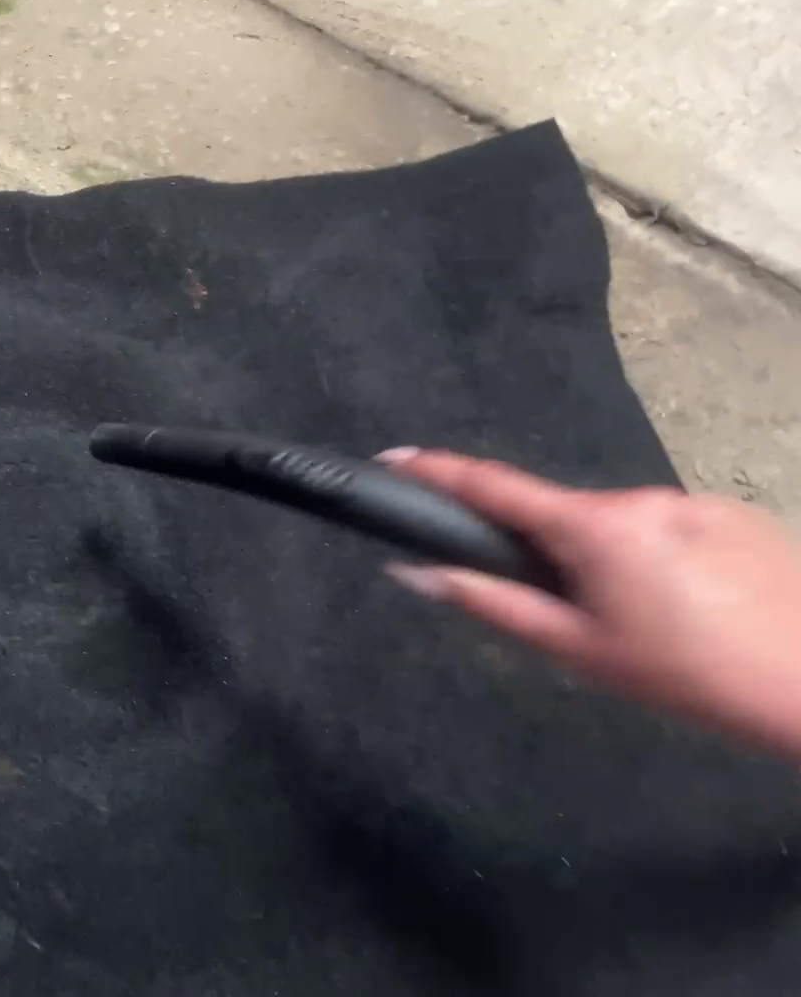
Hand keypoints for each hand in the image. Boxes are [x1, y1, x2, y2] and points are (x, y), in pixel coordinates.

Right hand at [379, 448, 800, 754]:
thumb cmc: (690, 675)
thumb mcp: (573, 648)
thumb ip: (487, 602)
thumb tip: (412, 572)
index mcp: (595, 527)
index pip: (494, 486)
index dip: (436, 470)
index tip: (393, 458)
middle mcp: (642, 499)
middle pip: (557, 511)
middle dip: (541, 546)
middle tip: (558, 602)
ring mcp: (696, 503)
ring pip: (611, 523)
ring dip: (597, 553)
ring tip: (633, 614)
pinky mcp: (740, 516)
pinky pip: (661, 527)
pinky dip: (647, 555)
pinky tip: (680, 602)